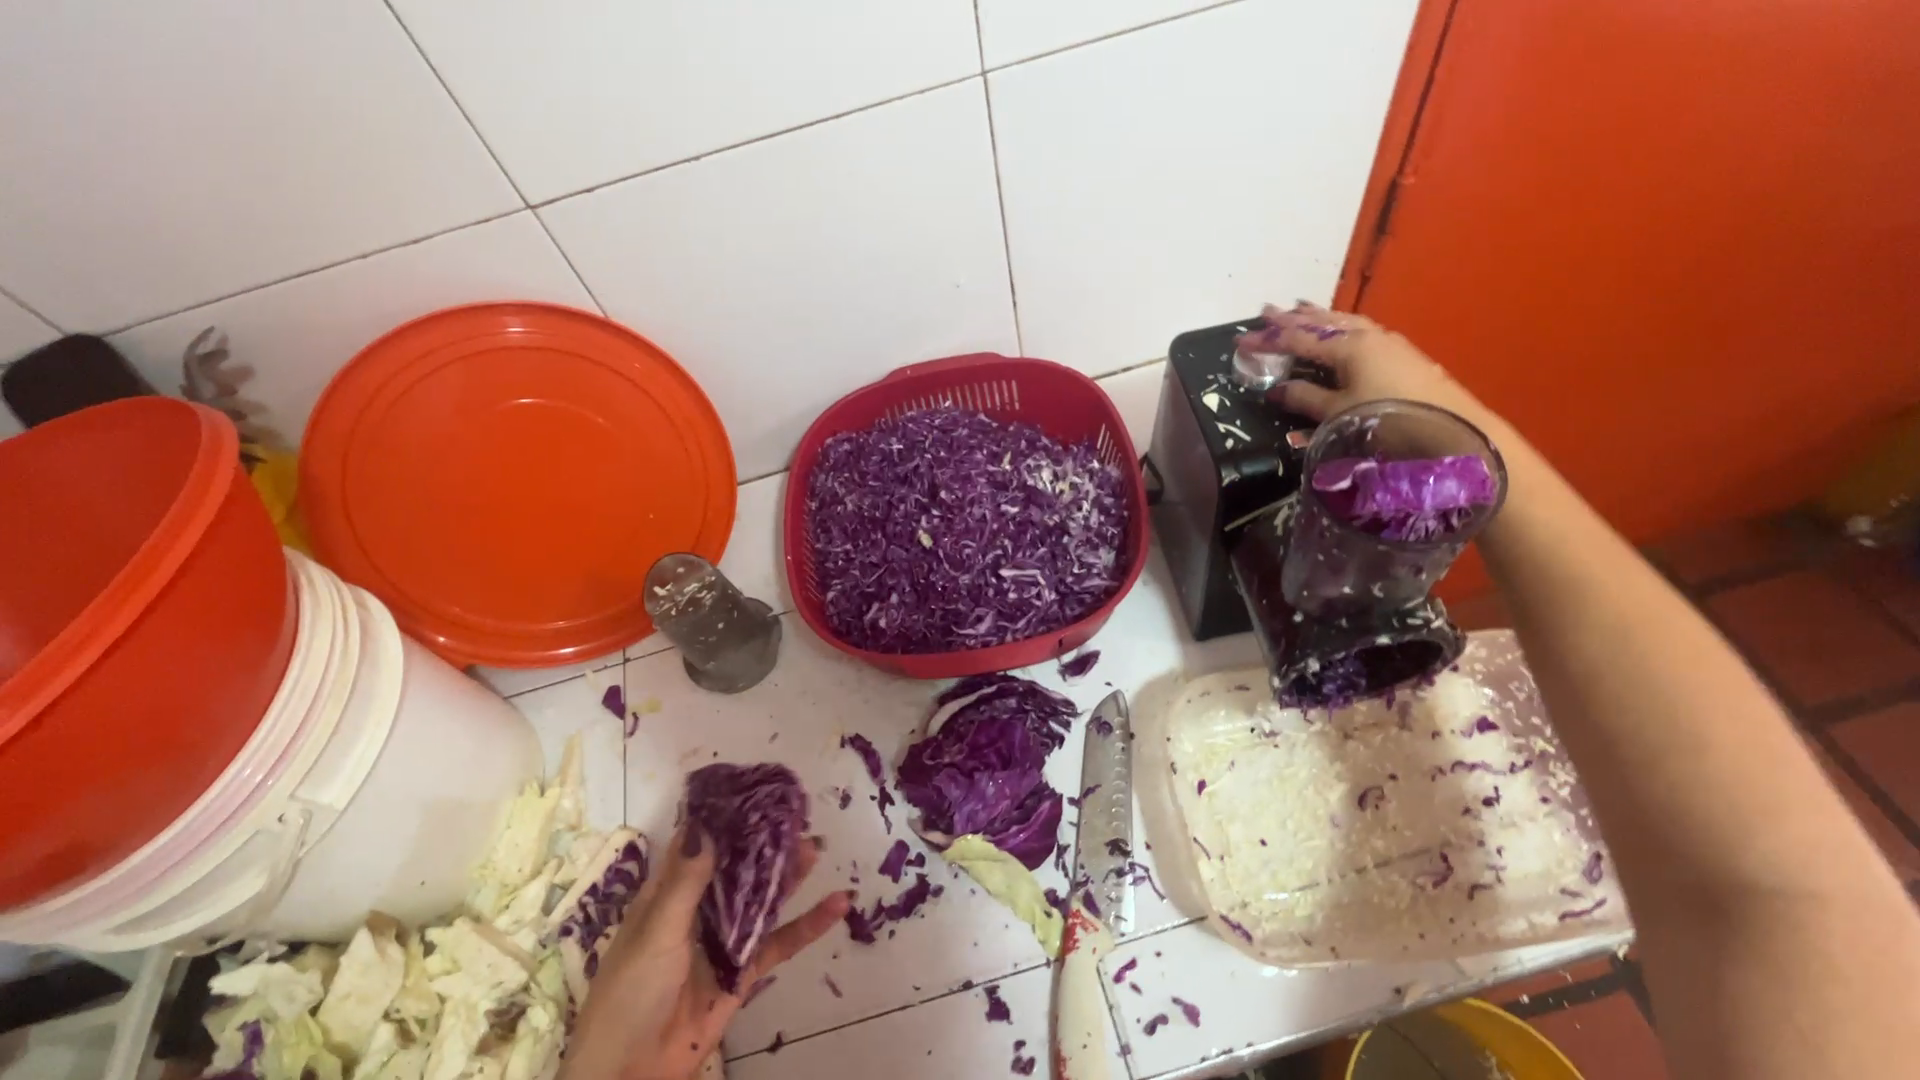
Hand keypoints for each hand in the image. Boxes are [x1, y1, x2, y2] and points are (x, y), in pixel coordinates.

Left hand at [559, 828, 851, 1079]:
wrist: (631, 1071)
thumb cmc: (630, 993)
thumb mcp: (656, 931)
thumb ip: (687, 882)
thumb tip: (706, 823)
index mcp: (667, 896)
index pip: (699, 846)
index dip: (725, 819)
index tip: (756, 792)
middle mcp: (697, 912)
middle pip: (737, 869)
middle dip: (765, 844)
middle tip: (798, 817)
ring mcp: (724, 941)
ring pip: (762, 900)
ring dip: (788, 876)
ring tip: (816, 846)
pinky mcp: (744, 973)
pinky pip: (781, 942)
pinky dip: (810, 925)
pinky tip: (837, 904)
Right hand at [1237, 301, 1488, 425]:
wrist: (1453, 432)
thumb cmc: (1389, 421)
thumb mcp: (1338, 414)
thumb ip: (1306, 398)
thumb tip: (1277, 389)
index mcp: (1349, 347)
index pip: (1298, 339)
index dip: (1268, 340)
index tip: (1240, 340)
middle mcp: (1369, 336)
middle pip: (1323, 322)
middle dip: (1293, 318)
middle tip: (1267, 312)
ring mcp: (1389, 343)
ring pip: (1346, 322)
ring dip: (1320, 317)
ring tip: (1302, 310)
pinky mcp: (1403, 355)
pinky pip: (1362, 331)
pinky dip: (1342, 327)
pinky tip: (1342, 331)